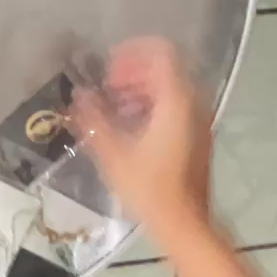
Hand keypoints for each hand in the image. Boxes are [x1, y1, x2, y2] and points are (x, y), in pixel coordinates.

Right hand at [67, 38, 214, 241]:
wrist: (183, 223)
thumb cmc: (149, 189)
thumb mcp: (114, 154)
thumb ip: (94, 120)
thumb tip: (77, 97)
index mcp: (177, 100)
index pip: (160, 53)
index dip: (131, 53)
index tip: (107, 67)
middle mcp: (194, 103)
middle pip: (164, 70)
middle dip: (132, 74)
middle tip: (105, 89)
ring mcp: (199, 120)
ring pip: (169, 90)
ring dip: (140, 92)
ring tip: (113, 110)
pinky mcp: (197, 137)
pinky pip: (175, 108)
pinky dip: (151, 107)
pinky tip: (129, 129)